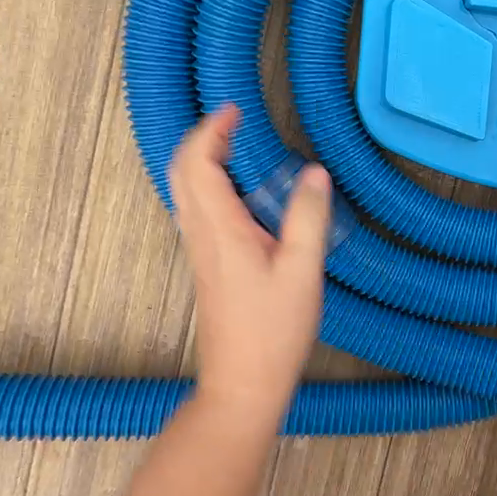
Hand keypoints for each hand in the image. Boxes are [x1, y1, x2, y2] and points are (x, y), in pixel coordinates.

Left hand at [168, 106, 331, 410]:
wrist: (242, 384)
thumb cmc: (273, 332)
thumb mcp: (302, 272)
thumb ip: (309, 218)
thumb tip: (314, 174)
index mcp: (221, 231)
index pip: (199, 165)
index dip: (212, 131)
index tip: (234, 110)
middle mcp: (201, 237)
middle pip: (182, 174)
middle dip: (201, 139)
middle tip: (232, 122)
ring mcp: (201, 254)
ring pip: (186, 193)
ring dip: (203, 162)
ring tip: (238, 148)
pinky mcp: (209, 268)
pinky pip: (198, 212)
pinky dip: (211, 187)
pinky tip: (242, 195)